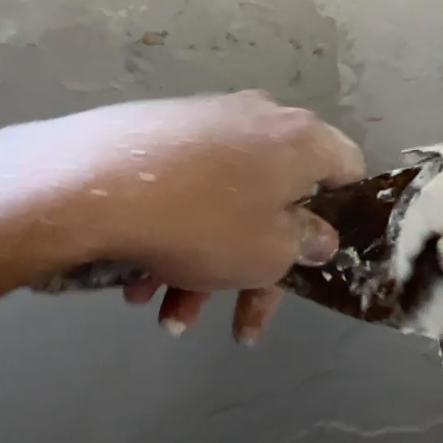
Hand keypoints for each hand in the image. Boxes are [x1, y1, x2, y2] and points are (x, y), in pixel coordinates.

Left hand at [0, 92, 364, 344]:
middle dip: (257, 269)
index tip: (317, 258)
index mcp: (302, 138)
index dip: (340, 216)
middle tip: (238, 324)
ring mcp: (208, 120)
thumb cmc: (205, 220)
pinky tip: (140, 282)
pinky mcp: (164, 130)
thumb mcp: (270, 252)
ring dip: (207, 265)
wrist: (95, 180)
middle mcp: (261, 118)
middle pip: (277, 199)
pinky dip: (175, 235)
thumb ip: (305, 245)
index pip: (347, 170)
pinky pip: (188, 189)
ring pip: (226, 203)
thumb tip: (318, 235)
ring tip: (169, 316)